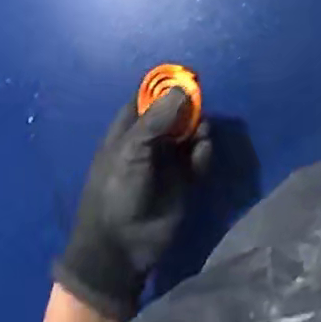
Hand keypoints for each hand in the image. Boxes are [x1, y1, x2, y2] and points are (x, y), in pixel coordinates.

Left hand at [54, 90, 211, 321]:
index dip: (165, 87)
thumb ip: (156, 119)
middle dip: (187, 108)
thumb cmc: (116, 187)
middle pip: (173, 114)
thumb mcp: (131, 148)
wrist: (121, 243)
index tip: (187, 77)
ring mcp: (167, 161)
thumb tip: (181, 91)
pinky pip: (198, 160)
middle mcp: (149, 140)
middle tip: (200, 106)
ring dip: (198, 130)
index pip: (148, 97)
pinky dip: (203, 153)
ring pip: (189, 135)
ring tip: (202, 132)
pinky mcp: (184, 183)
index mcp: (128, 127)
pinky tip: (202, 152)